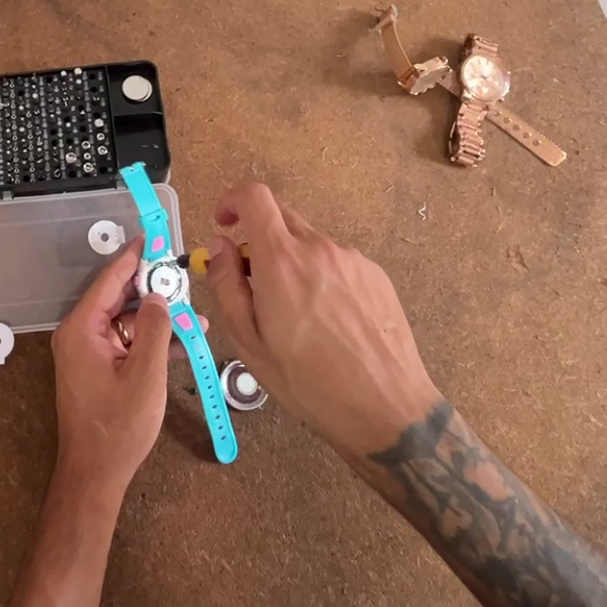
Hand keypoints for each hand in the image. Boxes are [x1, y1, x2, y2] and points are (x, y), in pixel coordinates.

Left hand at [49, 237, 172, 490]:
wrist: (95, 475)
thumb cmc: (117, 427)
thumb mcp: (145, 374)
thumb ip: (155, 329)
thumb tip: (160, 297)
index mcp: (82, 328)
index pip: (109, 279)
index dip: (134, 256)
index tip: (154, 236)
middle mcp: (80, 333)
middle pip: (118, 297)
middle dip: (152, 287)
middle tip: (182, 274)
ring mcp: (88, 351)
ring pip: (126, 320)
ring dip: (158, 318)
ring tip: (195, 314)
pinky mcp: (99, 367)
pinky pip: (126, 341)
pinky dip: (151, 340)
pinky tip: (184, 342)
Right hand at [203, 183, 442, 456]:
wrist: (386, 409)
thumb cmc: (309, 382)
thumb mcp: (249, 341)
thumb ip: (226, 284)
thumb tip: (219, 246)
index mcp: (282, 260)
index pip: (254, 197)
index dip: (232, 201)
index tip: (223, 224)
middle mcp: (318, 247)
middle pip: (280, 217)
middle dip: (259, 239)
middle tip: (254, 282)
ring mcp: (351, 259)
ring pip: (309, 243)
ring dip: (292, 262)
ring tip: (298, 315)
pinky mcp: (375, 274)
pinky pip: (336, 262)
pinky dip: (321, 277)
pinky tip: (329, 321)